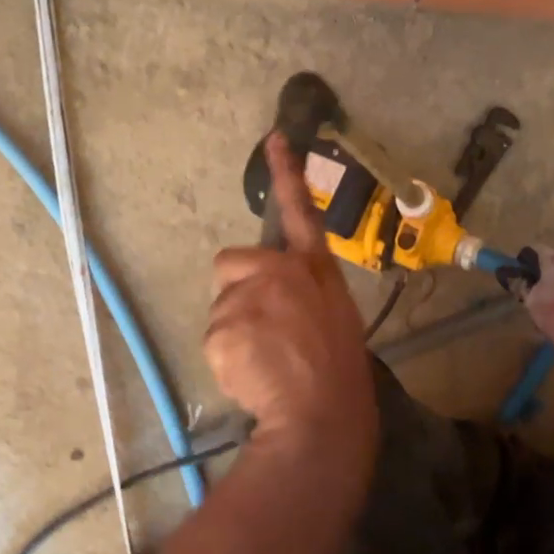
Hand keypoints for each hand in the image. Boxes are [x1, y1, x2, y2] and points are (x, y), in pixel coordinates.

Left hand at [207, 134, 377, 459]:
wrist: (321, 416)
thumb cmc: (338, 371)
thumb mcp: (336, 317)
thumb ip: (306, 292)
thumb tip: (277, 292)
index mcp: (314, 268)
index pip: (300, 211)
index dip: (287, 173)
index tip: (275, 137)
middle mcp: (281, 272)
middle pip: (231, 264)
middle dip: (237, 291)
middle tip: (262, 330)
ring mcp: (252, 297)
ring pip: (221, 307)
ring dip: (235, 331)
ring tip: (266, 361)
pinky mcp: (226, 325)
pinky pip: (215, 337)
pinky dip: (226, 357)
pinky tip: (252, 374)